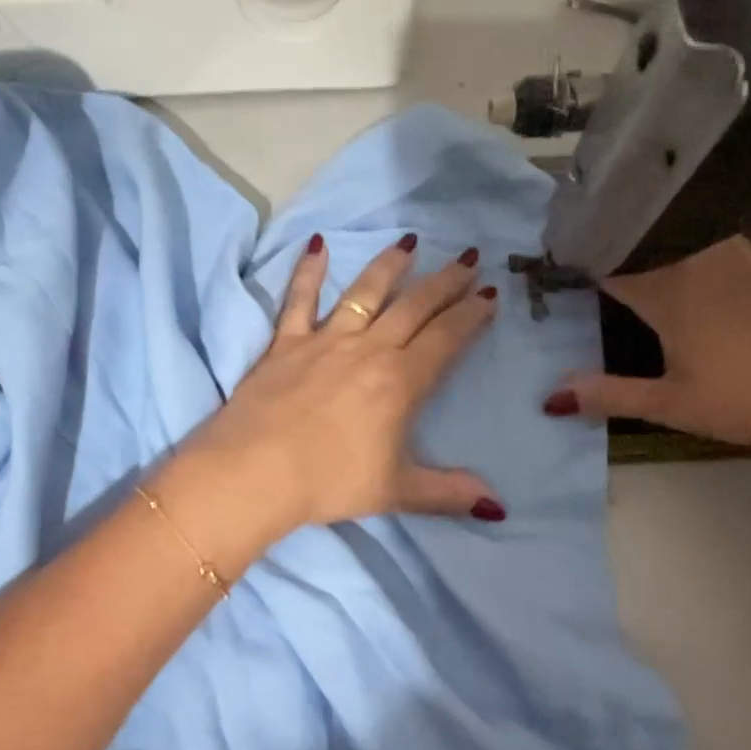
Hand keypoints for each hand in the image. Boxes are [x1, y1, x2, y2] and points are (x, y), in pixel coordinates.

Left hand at [176, 233, 503, 532]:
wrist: (254, 472)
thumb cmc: (329, 483)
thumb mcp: (395, 492)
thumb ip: (447, 492)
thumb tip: (496, 507)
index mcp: (401, 382)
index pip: (446, 339)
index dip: (471, 315)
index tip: (490, 293)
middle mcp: (368, 350)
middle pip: (414, 307)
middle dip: (445, 282)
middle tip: (468, 260)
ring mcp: (324, 341)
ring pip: (365, 293)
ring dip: (389, 266)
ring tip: (409, 242)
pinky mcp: (284, 343)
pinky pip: (299, 299)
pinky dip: (308, 271)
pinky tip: (317, 244)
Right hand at [543, 235, 750, 449]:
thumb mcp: (673, 405)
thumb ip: (610, 395)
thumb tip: (551, 396)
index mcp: (667, 288)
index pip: (607, 260)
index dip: (575, 259)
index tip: (549, 264)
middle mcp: (696, 260)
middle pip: (639, 238)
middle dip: (606, 243)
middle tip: (574, 253)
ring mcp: (733, 259)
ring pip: (674, 237)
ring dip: (644, 241)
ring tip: (615, 253)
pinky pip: (701, 245)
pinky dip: (676, 249)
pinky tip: (672, 268)